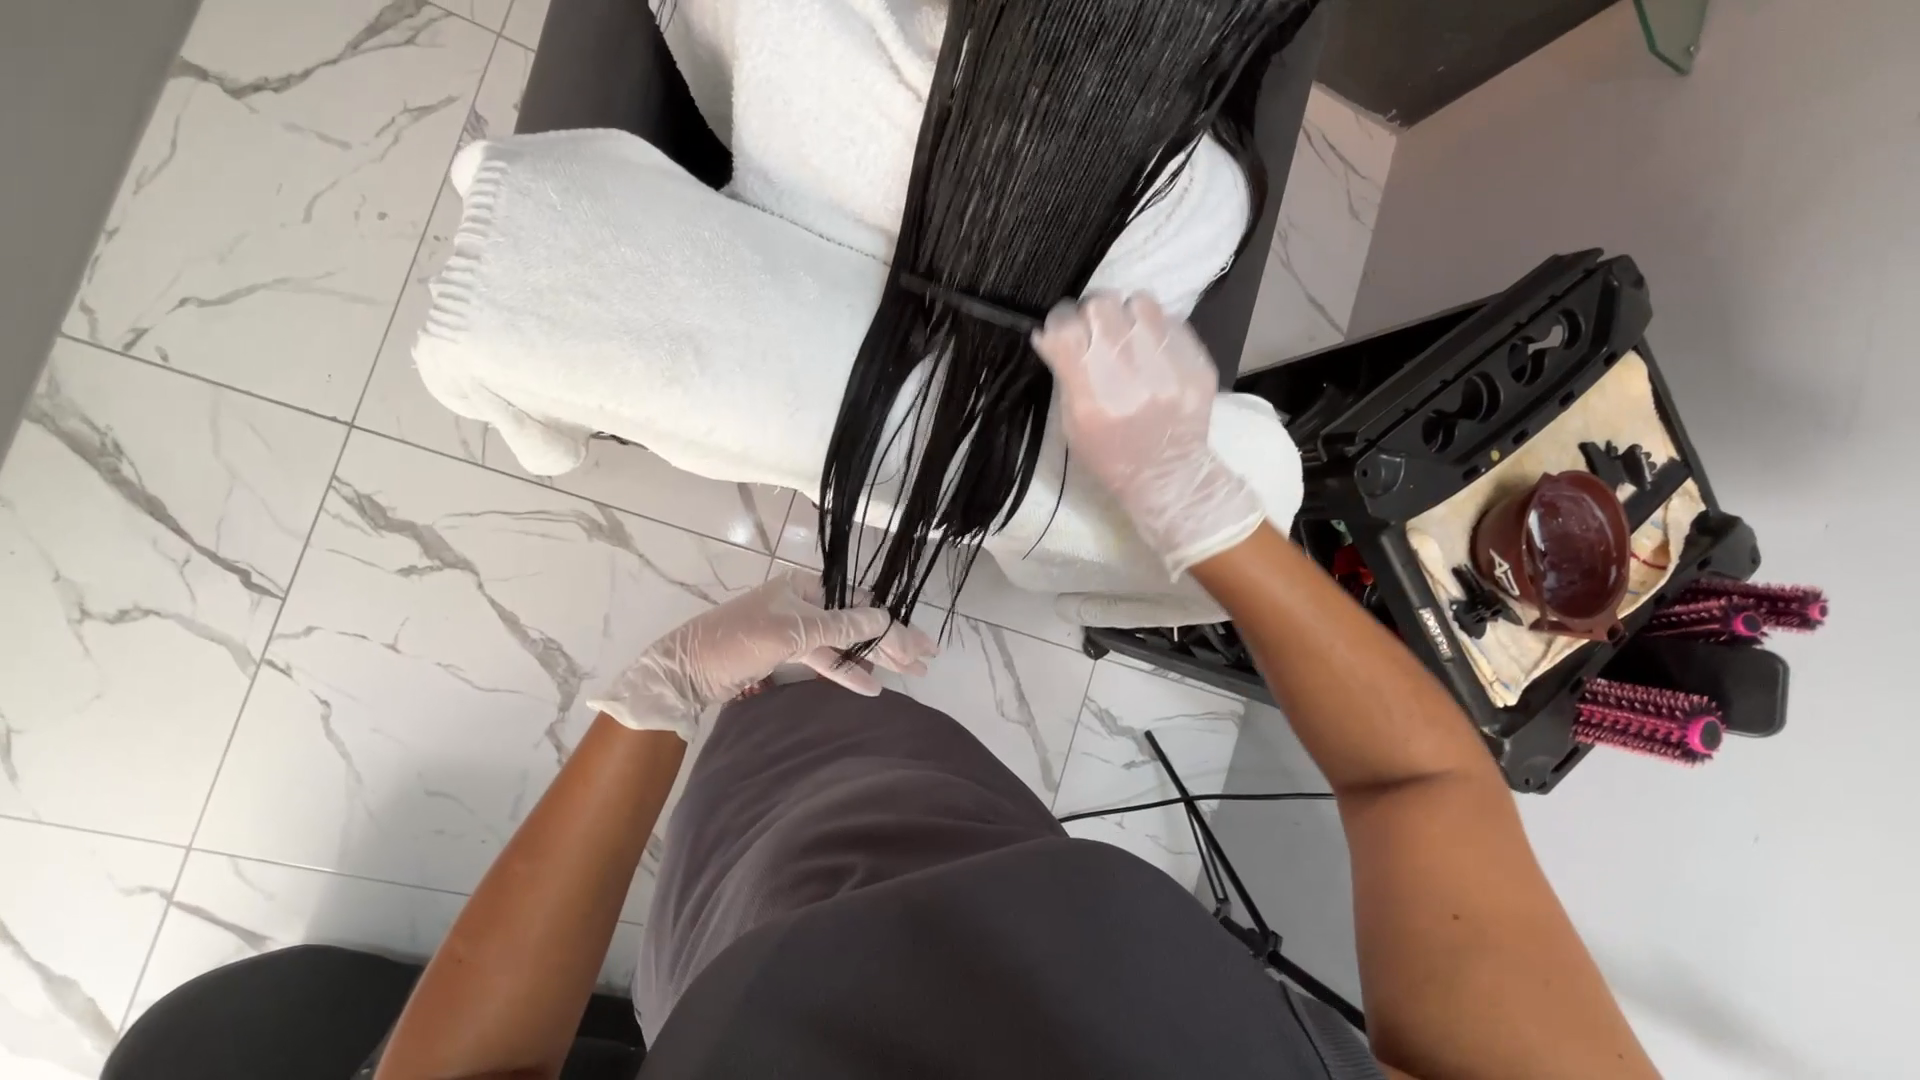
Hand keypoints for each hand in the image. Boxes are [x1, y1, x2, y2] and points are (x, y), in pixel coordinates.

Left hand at [587, 570, 936, 737]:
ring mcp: (796, 629)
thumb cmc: (735, 641)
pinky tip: (872, 687)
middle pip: (858, 622)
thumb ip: (840, 627)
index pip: (860, 604)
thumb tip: (886, 620)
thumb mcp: (791, 632)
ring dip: (875, 658)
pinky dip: (847, 672)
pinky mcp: (786, 654)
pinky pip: (825, 660)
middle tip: (927, 661)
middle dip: (892, 641)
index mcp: (806, 586)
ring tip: (912, 673)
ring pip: (845, 643)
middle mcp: (805, 603)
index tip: (922, 645)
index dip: (893, 624)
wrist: (683, 671)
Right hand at [1031, 292, 1264, 574]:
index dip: (1058, 324)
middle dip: (1091, 315)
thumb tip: (1054, 332)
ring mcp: (1168, 363)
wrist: (1168, 475)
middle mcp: (1130, 372)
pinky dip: (1154, 330)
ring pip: (1138, 301)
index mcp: (1091, 394)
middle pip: (1101, 305)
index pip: (1065, 328)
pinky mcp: (1195, 359)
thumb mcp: (1072, 424)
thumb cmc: (1110, 455)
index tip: (1060, 332)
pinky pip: (1169, 320)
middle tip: (1094, 332)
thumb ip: (1066, 375)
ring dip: (1126, 315)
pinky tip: (1151, 352)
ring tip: (1126, 336)